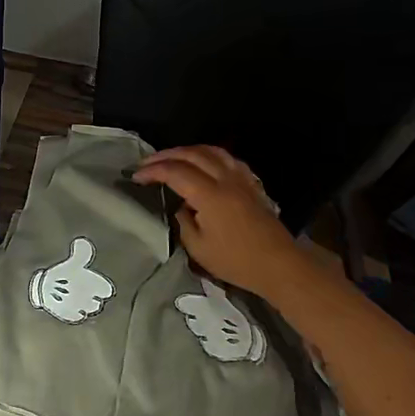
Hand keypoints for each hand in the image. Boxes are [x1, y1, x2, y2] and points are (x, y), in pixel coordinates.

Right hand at [133, 146, 311, 296]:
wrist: (278, 264)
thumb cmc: (236, 261)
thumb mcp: (198, 248)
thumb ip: (183, 222)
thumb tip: (181, 206)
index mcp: (209, 194)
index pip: (174, 172)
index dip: (152, 171)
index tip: (136, 176)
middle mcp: (225, 178)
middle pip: (191, 154)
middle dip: (166, 155)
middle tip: (147, 163)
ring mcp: (241, 178)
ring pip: (211, 150)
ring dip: (187, 150)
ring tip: (172, 158)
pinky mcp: (252, 183)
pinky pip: (227, 158)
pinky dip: (209, 155)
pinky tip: (204, 162)